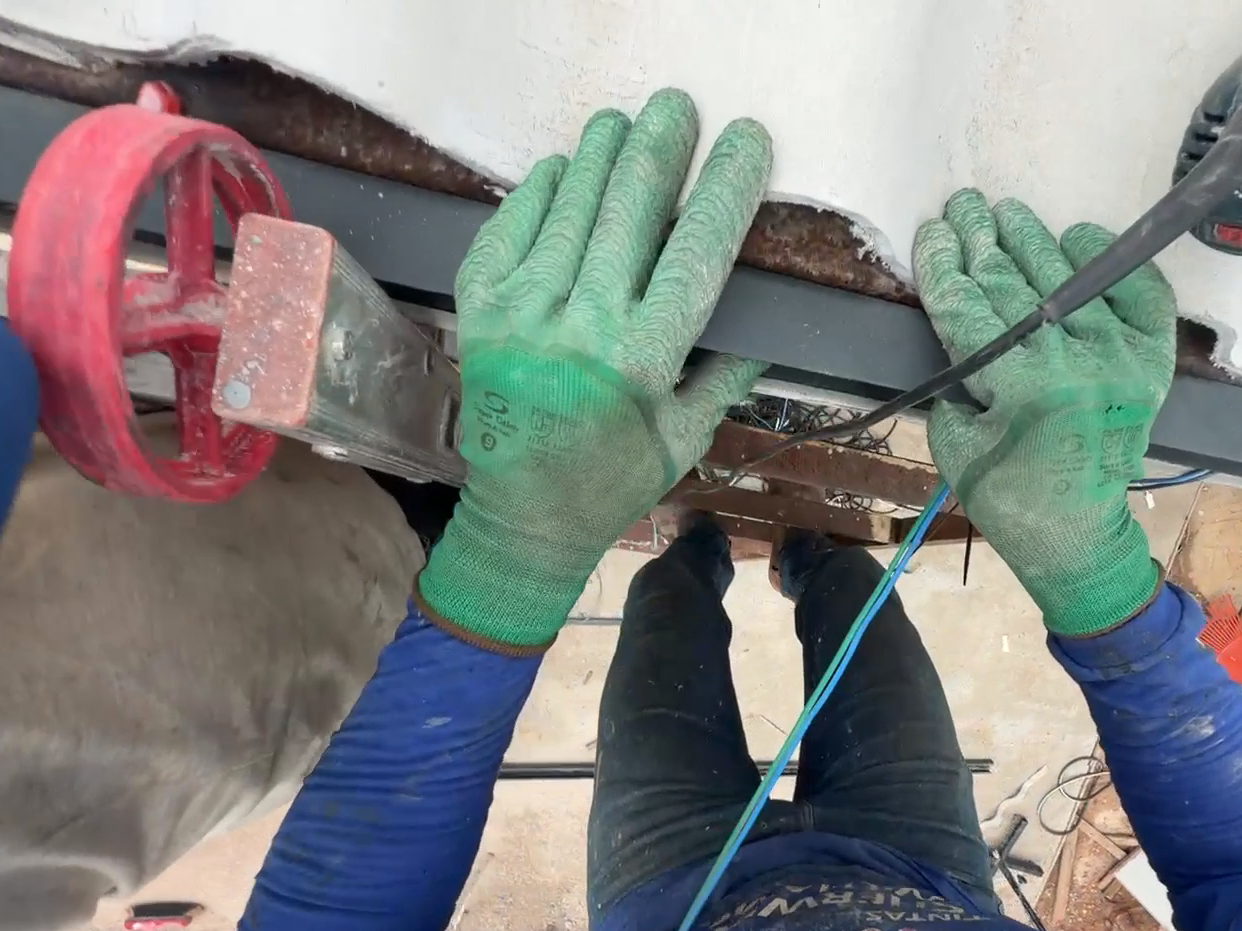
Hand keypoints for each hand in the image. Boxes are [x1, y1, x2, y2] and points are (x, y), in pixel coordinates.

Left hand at [417, 91, 771, 647]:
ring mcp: (522, 310)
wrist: (525, 514)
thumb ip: (724, 373)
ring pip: (570, 208)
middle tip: (679, 106)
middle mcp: (582, 324)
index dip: (726, 191)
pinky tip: (563, 168)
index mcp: (642, 360)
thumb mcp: (686, 438)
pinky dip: (540, 190)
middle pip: (629, 211)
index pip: (696, 254)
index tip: (747, 144)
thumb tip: (762, 320)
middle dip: (660, 148)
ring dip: (602, 155)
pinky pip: (511, 226)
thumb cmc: (616, 480)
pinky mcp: (480, 307)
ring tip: (625, 123)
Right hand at [917, 190, 1176, 636]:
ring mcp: (1120, 354)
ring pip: (1067, 278)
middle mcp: (1074, 361)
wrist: (1078, 533)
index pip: (969, 310)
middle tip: (961, 206)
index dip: (944, 268)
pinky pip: (1137, 292)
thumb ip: (955, 382)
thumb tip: (959, 324)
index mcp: (1021, 389)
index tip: (931, 234)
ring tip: (1005, 212)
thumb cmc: (1007, 497)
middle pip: (1014, 285)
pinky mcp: (1151, 358)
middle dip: (979, 241)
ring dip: (1030, 240)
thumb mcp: (956, 445)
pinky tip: (1076, 236)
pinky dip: (1107, 260)